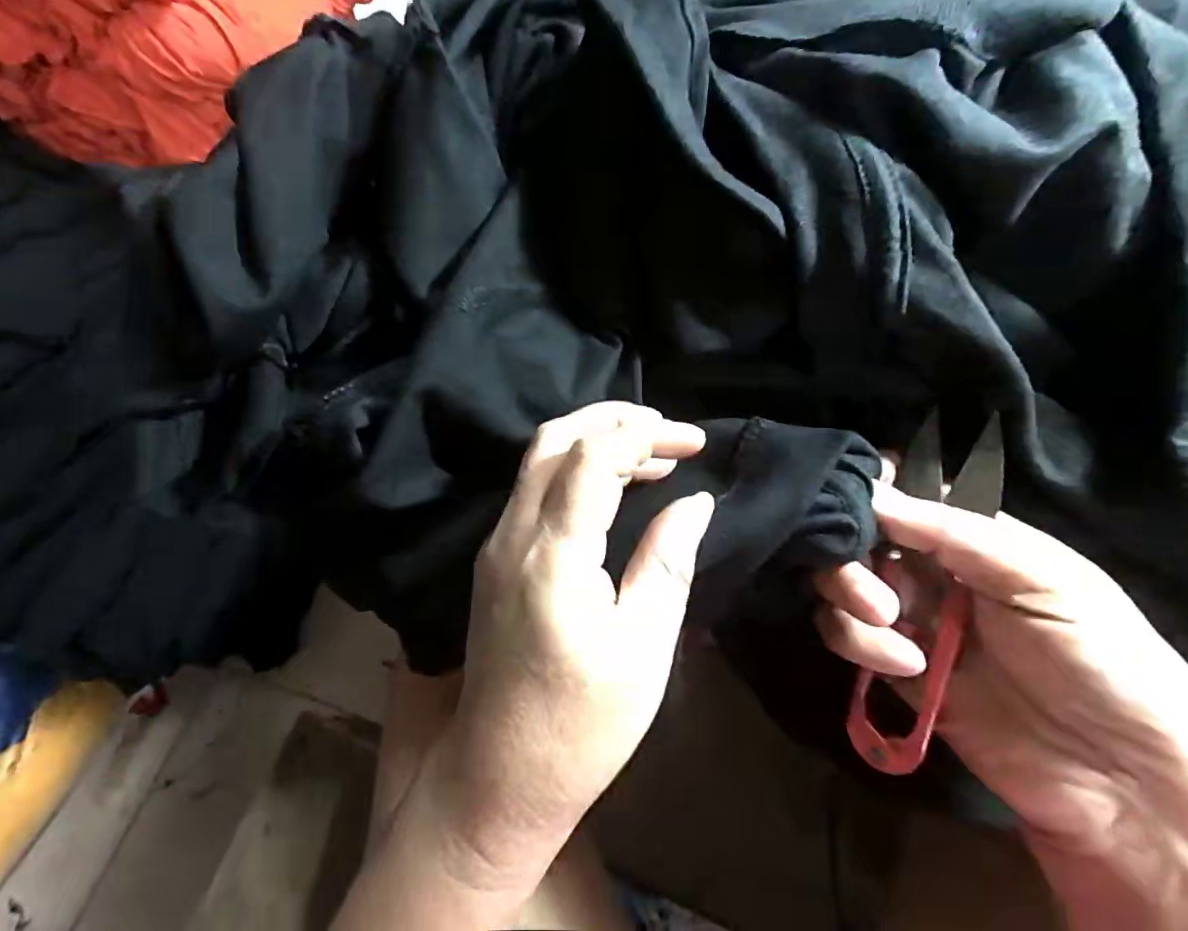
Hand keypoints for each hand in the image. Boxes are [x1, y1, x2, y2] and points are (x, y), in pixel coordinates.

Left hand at [333, 402, 714, 930]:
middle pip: (551, 441)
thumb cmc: (582, 724)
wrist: (500, 766)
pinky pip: (529, 490)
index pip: (590, 458)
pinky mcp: (492, 559)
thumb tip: (693, 501)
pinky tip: (610, 487)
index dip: (643, 434)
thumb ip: (666, 563)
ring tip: (652, 453)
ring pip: (535, 461)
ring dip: (590, 441)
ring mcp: (495, 545)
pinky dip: (571, 470)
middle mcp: (511, 536)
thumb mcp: (643, 649)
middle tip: (670, 432)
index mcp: (551, 556)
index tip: (694, 441)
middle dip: (610, 420)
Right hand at [814, 487, 1187, 929]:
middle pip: (853, 536)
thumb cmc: (1100, 660)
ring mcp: (907, 614)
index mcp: (971, 536)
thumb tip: (868, 489)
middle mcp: (930, 567)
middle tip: (872, 593)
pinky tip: (906, 665)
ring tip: (888, 623)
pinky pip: (841, 633)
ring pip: (838, 582)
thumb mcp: (1040, 579)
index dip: (865, 489)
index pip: (899, 491)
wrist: (1125, 784)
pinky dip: (859, 642)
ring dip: (848, 598)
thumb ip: (951, 530)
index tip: (843, 504)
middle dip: (847, 557)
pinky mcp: (888, 661)